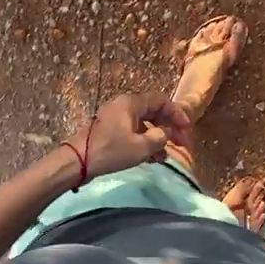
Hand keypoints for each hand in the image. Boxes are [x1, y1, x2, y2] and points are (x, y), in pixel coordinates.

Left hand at [65, 92, 191, 180]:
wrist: (77, 161)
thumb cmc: (111, 151)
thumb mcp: (141, 147)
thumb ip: (160, 138)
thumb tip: (165, 134)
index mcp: (131, 103)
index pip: (161, 102)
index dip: (177, 115)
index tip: (187, 131)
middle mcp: (123, 106)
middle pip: (153, 112)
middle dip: (169, 128)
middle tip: (181, 144)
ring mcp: (115, 118)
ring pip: (143, 124)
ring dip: (157, 139)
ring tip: (165, 157)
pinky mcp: (109, 131)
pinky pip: (133, 132)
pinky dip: (144, 142)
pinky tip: (151, 158)